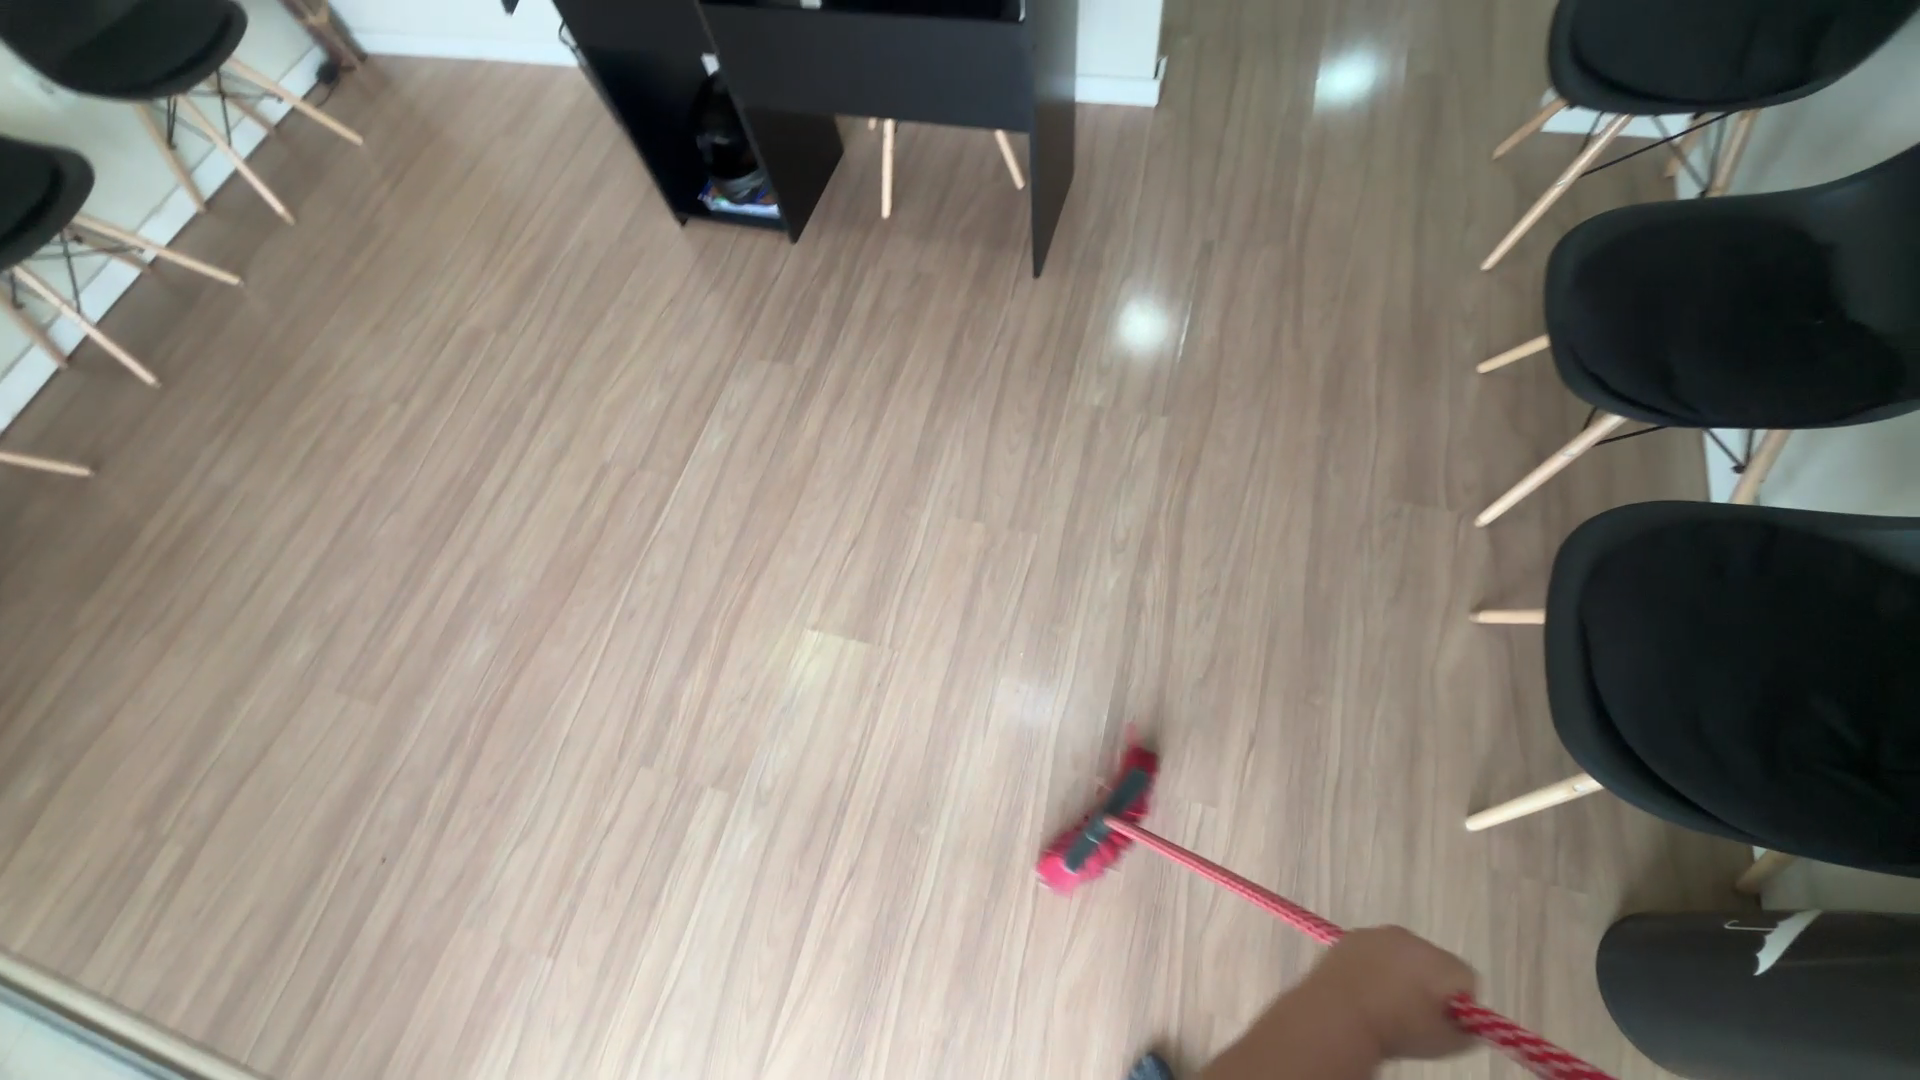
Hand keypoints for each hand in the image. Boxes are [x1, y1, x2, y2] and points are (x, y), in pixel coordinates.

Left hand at [1299, 926, 1477, 1060]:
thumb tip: (1466, 1021)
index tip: (1445, 1019)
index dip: (1461, 1003)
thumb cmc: (1397, 1029)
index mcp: (1440, 962)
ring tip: (1386, 999)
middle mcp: (1411, 939)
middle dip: (1430, 982)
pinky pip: (1375, 949)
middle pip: (1434, 961)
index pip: (1466, 978)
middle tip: (1415, 1010)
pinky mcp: (1352, 935)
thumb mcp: (1446, 1043)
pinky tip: (1365, 985)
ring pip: (1403, 953)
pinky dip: (1375, 963)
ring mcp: (1378, 933)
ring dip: (1402, 970)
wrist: (1338, 1011)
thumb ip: (1468, 1031)